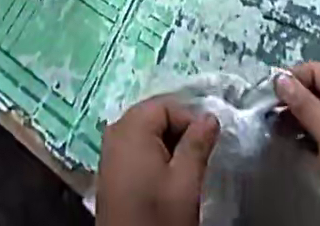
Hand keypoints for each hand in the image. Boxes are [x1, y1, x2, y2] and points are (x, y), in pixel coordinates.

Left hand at [97, 94, 219, 225]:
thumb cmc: (157, 218)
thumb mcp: (185, 183)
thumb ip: (197, 145)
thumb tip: (210, 117)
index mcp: (132, 126)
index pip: (166, 105)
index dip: (190, 120)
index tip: (208, 145)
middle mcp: (116, 129)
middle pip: (153, 115)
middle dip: (179, 132)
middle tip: (198, 160)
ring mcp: (109, 149)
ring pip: (145, 132)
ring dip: (167, 146)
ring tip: (184, 172)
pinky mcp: (110, 169)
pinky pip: (134, 147)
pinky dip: (153, 156)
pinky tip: (165, 179)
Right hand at [275, 65, 319, 225]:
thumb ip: (305, 105)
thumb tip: (281, 76)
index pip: (315, 71)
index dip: (291, 78)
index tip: (270, 98)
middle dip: (295, 101)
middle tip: (272, 119)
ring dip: (303, 121)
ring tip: (283, 136)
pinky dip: (317, 138)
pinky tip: (305, 151)